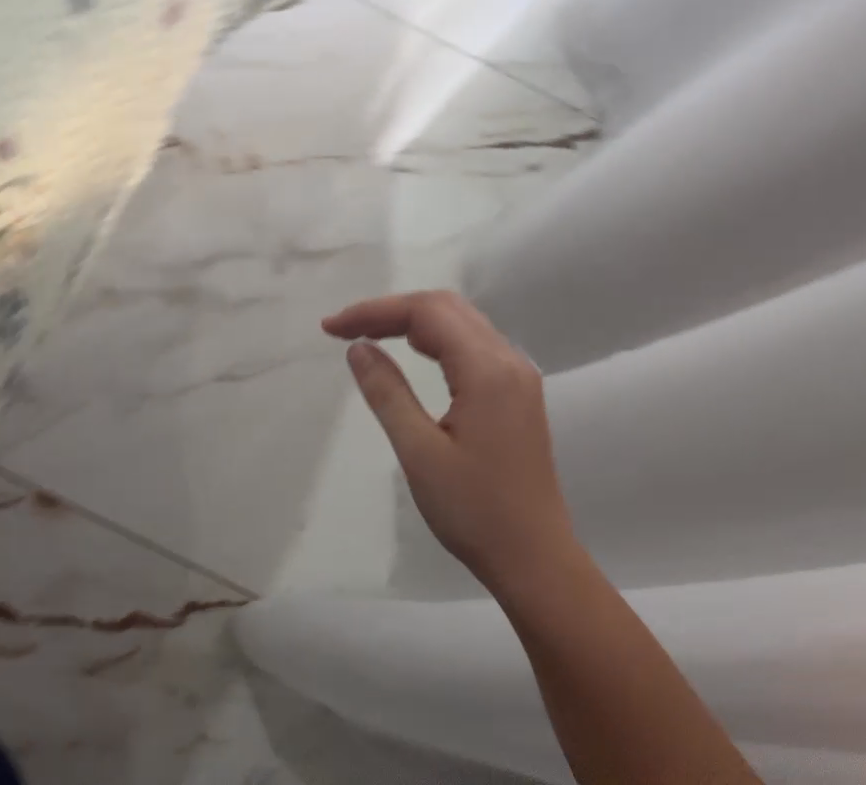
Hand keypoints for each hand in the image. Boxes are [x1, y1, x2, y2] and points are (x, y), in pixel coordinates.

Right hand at [324, 291, 577, 593]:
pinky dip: (435, 338)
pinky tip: (412, 354)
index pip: (426, 313)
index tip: (331, 329)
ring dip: (413, 321)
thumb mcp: (419, 452)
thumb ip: (387, 392)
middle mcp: (509, 362)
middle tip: (344, 330)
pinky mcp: (517, 395)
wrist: (534, 558)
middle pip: (446, 307)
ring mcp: (519, 378)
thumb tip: (358, 348)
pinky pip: (473, 345)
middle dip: (391, 310)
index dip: (374, 311)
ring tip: (368, 336)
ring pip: (461, 323)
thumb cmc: (474, 510)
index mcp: (488, 371)